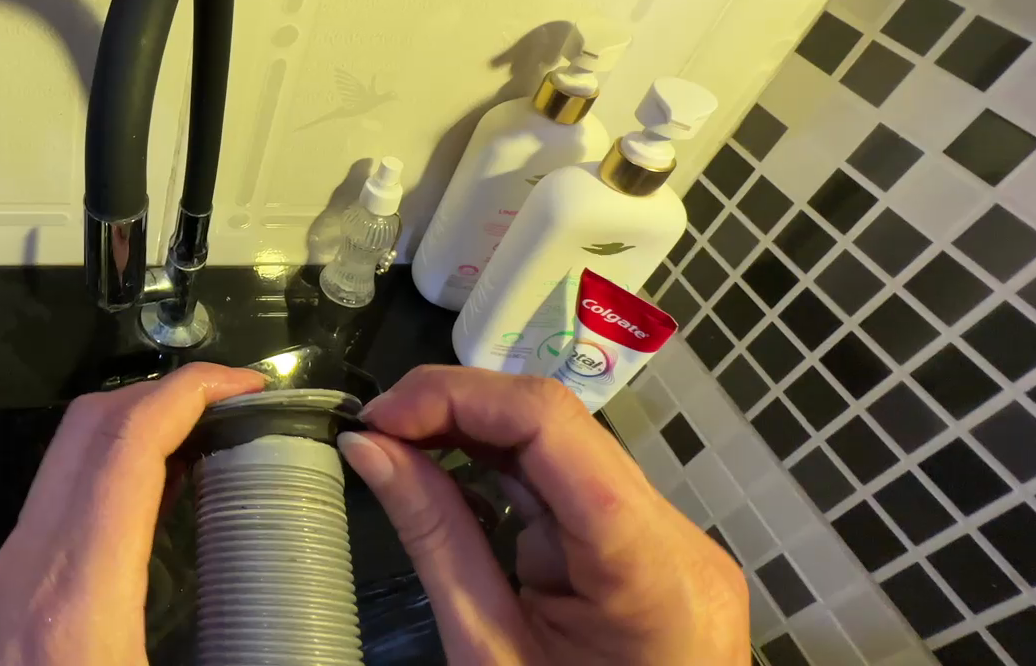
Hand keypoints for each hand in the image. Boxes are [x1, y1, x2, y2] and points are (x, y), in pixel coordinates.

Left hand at [0, 362, 266, 665]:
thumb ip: (241, 638)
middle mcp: (23, 568)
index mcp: (73, 600)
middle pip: (88, 429)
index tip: (248, 386)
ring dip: (138, 432)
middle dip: (166, 394)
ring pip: (68, 459)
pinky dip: (113, 478)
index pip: (124, 445)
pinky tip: (158, 508)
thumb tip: (311, 637)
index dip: (189, 393)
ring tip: (209, 446)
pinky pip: (59, 503)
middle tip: (237, 408)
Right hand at [338, 365, 747, 665]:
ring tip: (396, 440)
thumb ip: (431, 534)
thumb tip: (363, 444)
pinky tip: (441, 462)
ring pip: (552, 435)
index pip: (547, 421)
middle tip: (376, 429)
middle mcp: (672, 532)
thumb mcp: (487, 653)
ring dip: (465, 425)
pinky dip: (491, 457)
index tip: (379, 419)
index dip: (453, 396)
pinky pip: (557, 472)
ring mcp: (663, 536)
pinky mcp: (640, 543)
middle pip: (550, 419)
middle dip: (451, 405)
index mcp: (650, 566)